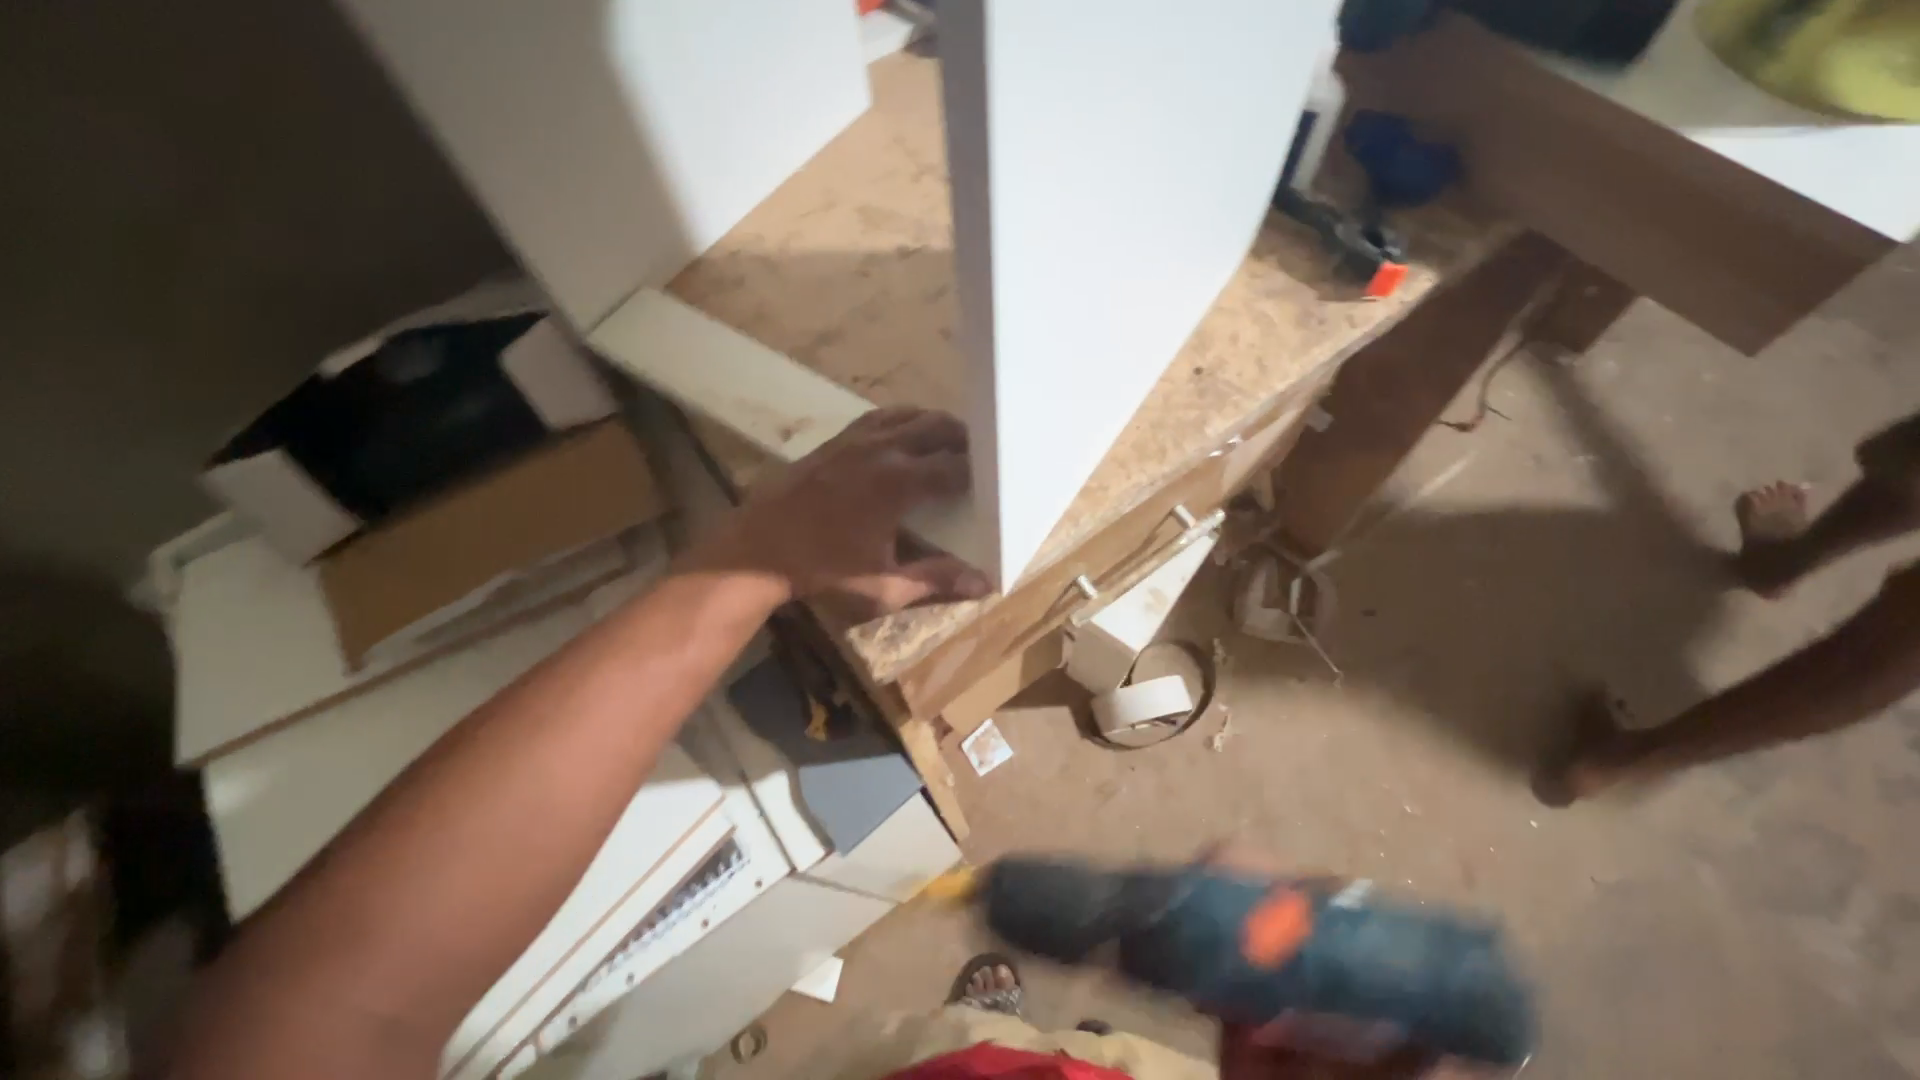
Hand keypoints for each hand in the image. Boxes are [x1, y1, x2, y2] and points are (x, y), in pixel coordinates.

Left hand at [688, 407, 991, 612]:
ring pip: (909, 415)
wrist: (756, 551)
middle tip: (982, 459)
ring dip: (935, 425)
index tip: (996, 483)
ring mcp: (854, 439)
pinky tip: (906, 439)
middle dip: (965, 439)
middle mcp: (880, 449)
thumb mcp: (882, 586)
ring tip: (951, 445)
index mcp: (897, 482)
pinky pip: (879, 417)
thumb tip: (984, 583)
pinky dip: (903, 422)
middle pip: (938, 426)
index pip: (956, 465)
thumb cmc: (821, 572)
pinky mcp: (835, 440)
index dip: (981, 472)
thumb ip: (935, 579)